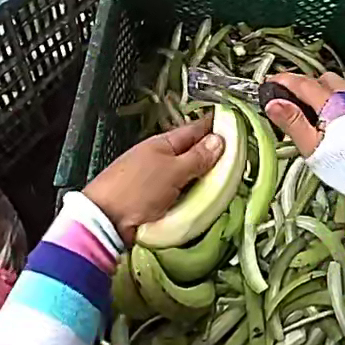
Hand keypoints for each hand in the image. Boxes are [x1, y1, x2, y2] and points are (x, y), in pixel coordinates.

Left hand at [84, 115, 224, 243]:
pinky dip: (192, 194)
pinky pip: (180, 193)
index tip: (232, 123)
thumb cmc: (137, 190)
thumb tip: (219, 139)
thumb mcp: (173, 172)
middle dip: (212, 154)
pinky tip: (204, 200)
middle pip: (191, 153)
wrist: (105, 221)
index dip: (212, 126)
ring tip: (227, 180)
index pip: (193, 130)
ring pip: (187, 174)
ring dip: (203, 177)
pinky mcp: (152, 200)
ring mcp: (155, 179)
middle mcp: (158, 158)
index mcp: (162, 144)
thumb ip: (197, 157)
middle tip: (239, 157)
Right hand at [263, 72, 344, 156]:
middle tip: (292, 100)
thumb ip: (292, 121)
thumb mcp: (311, 147)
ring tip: (320, 106)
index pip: (302, 83)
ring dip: (330, 90)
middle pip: (324, 79)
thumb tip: (273, 103)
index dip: (284, 81)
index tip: (271, 83)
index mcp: (332, 103)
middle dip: (306, 85)